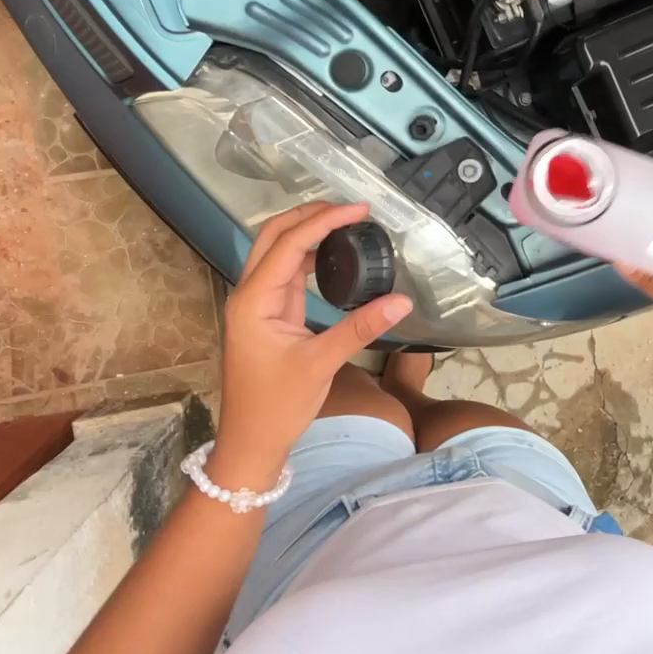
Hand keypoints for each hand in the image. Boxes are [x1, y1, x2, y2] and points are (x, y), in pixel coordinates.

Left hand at [214, 202, 411, 480]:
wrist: (251, 444)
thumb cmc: (277, 406)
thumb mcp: (321, 364)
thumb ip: (360, 328)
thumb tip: (402, 301)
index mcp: (254, 300)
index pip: (290, 243)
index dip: (324, 221)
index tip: (359, 210)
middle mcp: (250, 293)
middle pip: (274, 235)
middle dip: (310, 214)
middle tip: (351, 209)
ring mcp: (258, 303)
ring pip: (278, 250)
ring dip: (308, 231)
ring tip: (347, 223)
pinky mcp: (270, 314)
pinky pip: (287, 271)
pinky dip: (309, 255)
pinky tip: (335, 256)